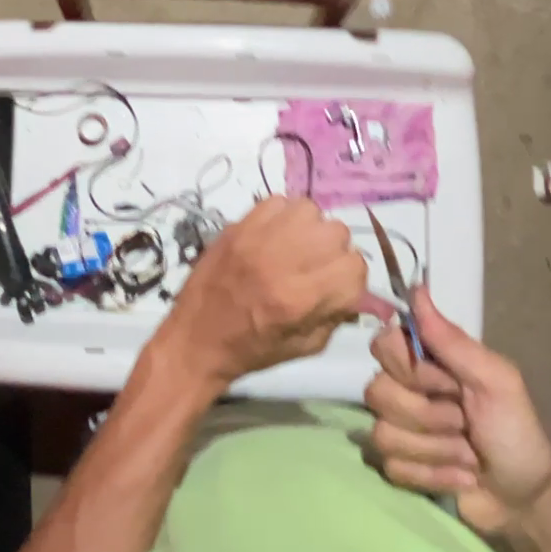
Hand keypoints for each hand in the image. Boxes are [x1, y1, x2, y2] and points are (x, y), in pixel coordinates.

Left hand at [150, 196, 379, 388]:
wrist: (196, 339)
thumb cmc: (253, 350)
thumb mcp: (307, 346)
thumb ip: (337, 313)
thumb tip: (353, 287)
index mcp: (301, 298)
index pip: (355, 266)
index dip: (350, 278)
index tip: (336, 287)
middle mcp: (283, 262)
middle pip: (337, 232)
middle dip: (333, 250)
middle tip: (314, 266)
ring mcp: (258, 238)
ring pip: (310, 210)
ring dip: (310, 228)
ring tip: (295, 246)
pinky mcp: (238, 225)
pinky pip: (278, 201)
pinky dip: (282, 215)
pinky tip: (274, 235)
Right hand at [366, 285, 550, 533]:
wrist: (526, 496)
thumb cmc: (516, 431)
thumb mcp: (496, 380)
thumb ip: (453, 340)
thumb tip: (417, 289)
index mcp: (426, 361)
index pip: (383, 344)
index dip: (411, 369)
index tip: (447, 382)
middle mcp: (404, 389)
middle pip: (378, 392)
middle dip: (431, 417)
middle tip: (465, 423)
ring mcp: (398, 428)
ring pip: (383, 434)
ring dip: (436, 451)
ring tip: (467, 455)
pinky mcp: (398, 465)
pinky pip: (391, 467)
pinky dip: (433, 475)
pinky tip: (460, 476)